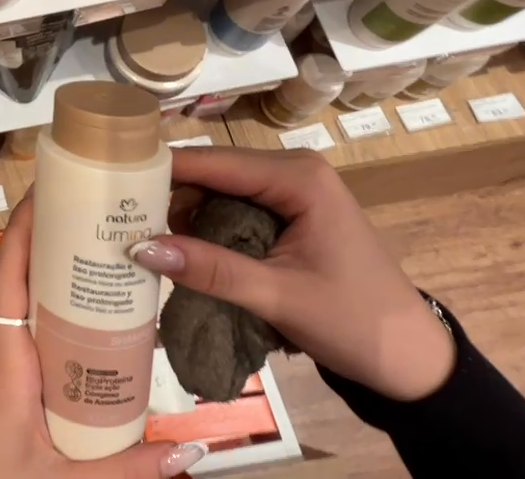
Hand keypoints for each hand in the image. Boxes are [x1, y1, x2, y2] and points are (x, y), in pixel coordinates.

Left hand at [0, 193, 207, 478]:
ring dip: (44, 283)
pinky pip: (8, 332)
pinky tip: (70, 333)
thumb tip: (189, 452)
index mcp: (2, 354)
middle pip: (13, 278)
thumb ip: (124, 468)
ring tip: (95, 268)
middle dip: (49, 245)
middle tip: (96, 223)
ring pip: (11, 307)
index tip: (50, 187)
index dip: (25, 224)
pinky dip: (37, 318)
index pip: (9, 269)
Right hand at [127, 148, 454, 401]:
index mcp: (297, 176)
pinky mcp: (287, 213)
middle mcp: (291, 170)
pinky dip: (206, 227)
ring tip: (143, 239)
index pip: (212, 162)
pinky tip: (180, 249)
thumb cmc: (356, 323)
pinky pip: (232, 207)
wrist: (415, 363)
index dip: (160, 170)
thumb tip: (139, 248)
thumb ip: (211, 269)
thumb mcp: (279, 296)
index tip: (109, 182)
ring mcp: (290, 190)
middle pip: (211, 172)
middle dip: (168, 196)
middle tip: (120, 222)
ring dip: (185, 215)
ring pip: (217, 190)